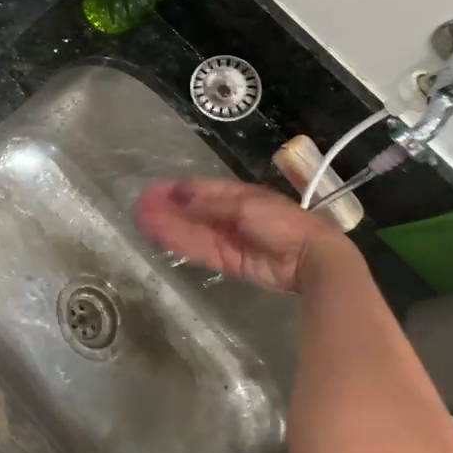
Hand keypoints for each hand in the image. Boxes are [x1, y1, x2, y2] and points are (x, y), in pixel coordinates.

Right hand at [134, 178, 349, 292]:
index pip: (201, 190)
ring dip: (169, 226)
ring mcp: (231, 239)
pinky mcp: (232, 262)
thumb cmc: (283, 223)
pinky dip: (182, 244)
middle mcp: (232, 216)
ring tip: (142, 222)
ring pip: (193, 231)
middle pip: (193, 211)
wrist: (313, 260)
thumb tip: (179, 194)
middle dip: (167, 209)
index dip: (176, 190)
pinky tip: (162, 239)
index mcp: (239, 195)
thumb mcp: (246, 206)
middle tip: (139, 207)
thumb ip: (211, 202)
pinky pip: (201, 251)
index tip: (151, 191)